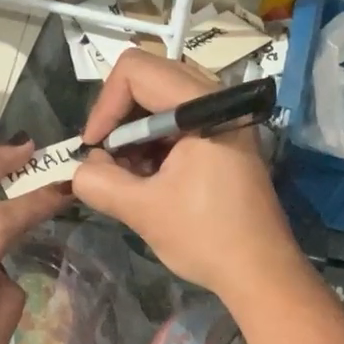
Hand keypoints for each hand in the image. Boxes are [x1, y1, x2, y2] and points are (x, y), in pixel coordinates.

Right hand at [71, 51, 308, 298]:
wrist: (262, 273)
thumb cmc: (207, 238)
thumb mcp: (144, 211)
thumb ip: (101, 183)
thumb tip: (81, 170)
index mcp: (203, 106)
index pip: (136, 70)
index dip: (105, 106)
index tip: (94, 150)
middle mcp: (217, 102)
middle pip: (150, 83)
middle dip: (120, 123)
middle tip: (108, 164)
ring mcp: (225, 123)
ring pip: (163, 107)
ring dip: (137, 139)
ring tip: (128, 180)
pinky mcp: (226, 145)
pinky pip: (181, 128)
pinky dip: (157, 149)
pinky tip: (150, 184)